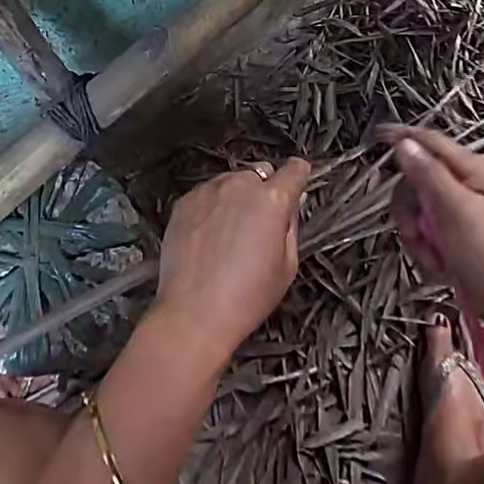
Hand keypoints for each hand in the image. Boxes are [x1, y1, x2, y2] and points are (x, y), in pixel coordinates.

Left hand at [154, 159, 309, 359]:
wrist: (194, 312)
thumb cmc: (245, 296)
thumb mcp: (287, 265)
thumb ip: (291, 225)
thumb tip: (290, 205)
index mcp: (272, 200)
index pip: (293, 170)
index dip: (298, 174)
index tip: (298, 177)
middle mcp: (240, 186)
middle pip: (259, 174)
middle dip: (263, 192)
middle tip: (260, 223)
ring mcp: (209, 191)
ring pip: (231, 182)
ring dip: (236, 197)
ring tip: (231, 234)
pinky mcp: (185, 201)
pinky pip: (207, 194)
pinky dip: (212, 207)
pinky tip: (210, 237)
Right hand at [379, 124, 483, 322]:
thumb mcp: (455, 208)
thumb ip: (427, 173)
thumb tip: (405, 144)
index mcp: (474, 171)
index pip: (430, 142)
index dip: (403, 138)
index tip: (380, 136)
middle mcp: (470, 187)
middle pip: (418, 181)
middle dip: (409, 210)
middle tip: (414, 231)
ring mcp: (465, 214)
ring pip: (420, 211)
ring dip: (418, 236)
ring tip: (433, 256)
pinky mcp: (462, 238)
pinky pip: (429, 235)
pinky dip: (428, 251)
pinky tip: (440, 265)